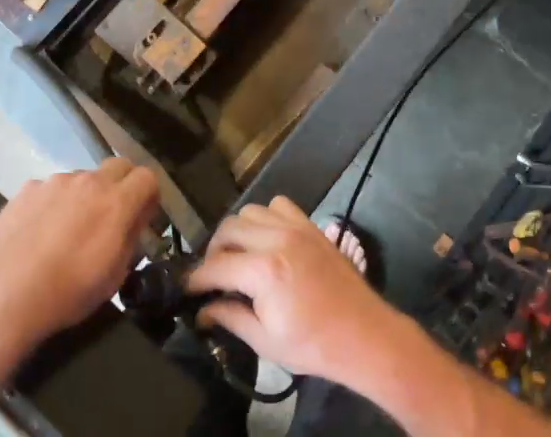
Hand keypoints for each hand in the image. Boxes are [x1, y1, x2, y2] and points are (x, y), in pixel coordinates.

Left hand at [0, 159, 161, 354]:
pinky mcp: (25, 189)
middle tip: (112, 217)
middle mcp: (87, 182)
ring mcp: (53, 182)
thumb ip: (131, 239)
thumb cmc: (65, 294)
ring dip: (86, 195)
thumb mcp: (114, 277)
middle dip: (122, 185)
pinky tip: (38, 234)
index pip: (147, 177)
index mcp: (115, 202)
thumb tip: (136, 221)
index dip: (148, 196)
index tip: (141, 217)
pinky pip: (51, 189)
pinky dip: (54, 204)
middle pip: (118, 166)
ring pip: (82, 178)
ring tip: (68, 231)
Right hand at [186, 197, 407, 379]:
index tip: (186, 289)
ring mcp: (296, 228)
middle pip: (228, 229)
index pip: (215, 266)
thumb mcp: (265, 340)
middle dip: (213, 251)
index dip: (196, 279)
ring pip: (251, 211)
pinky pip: (279, 205)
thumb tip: (202, 310)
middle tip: (213, 276)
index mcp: (264, 271)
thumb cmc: (314, 345)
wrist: (363, 334)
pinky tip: (266, 241)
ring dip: (238, 231)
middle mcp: (277, 239)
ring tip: (238, 257)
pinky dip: (266, 217)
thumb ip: (230, 318)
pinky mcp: (311, 226)